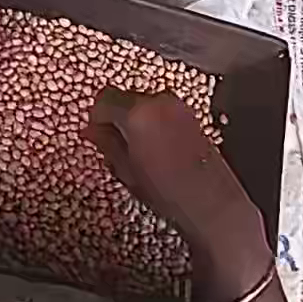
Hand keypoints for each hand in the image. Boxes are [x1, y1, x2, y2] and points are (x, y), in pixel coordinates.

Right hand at [87, 88, 271, 297]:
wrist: (211, 204)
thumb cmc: (168, 192)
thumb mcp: (127, 170)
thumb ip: (106, 144)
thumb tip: (91, 130)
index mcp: (137, 113)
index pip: (104, 99)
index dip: (95, 116)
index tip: (93, 132)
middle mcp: (158, 102)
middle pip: (123, 97)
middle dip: (113, 116)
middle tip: (108, 142)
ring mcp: (177, 106)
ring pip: (142, 103)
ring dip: (132, 119)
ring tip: (131, 149)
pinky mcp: (190, 115)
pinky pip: (159, 110)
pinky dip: (149, 121)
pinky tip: (151, 147)